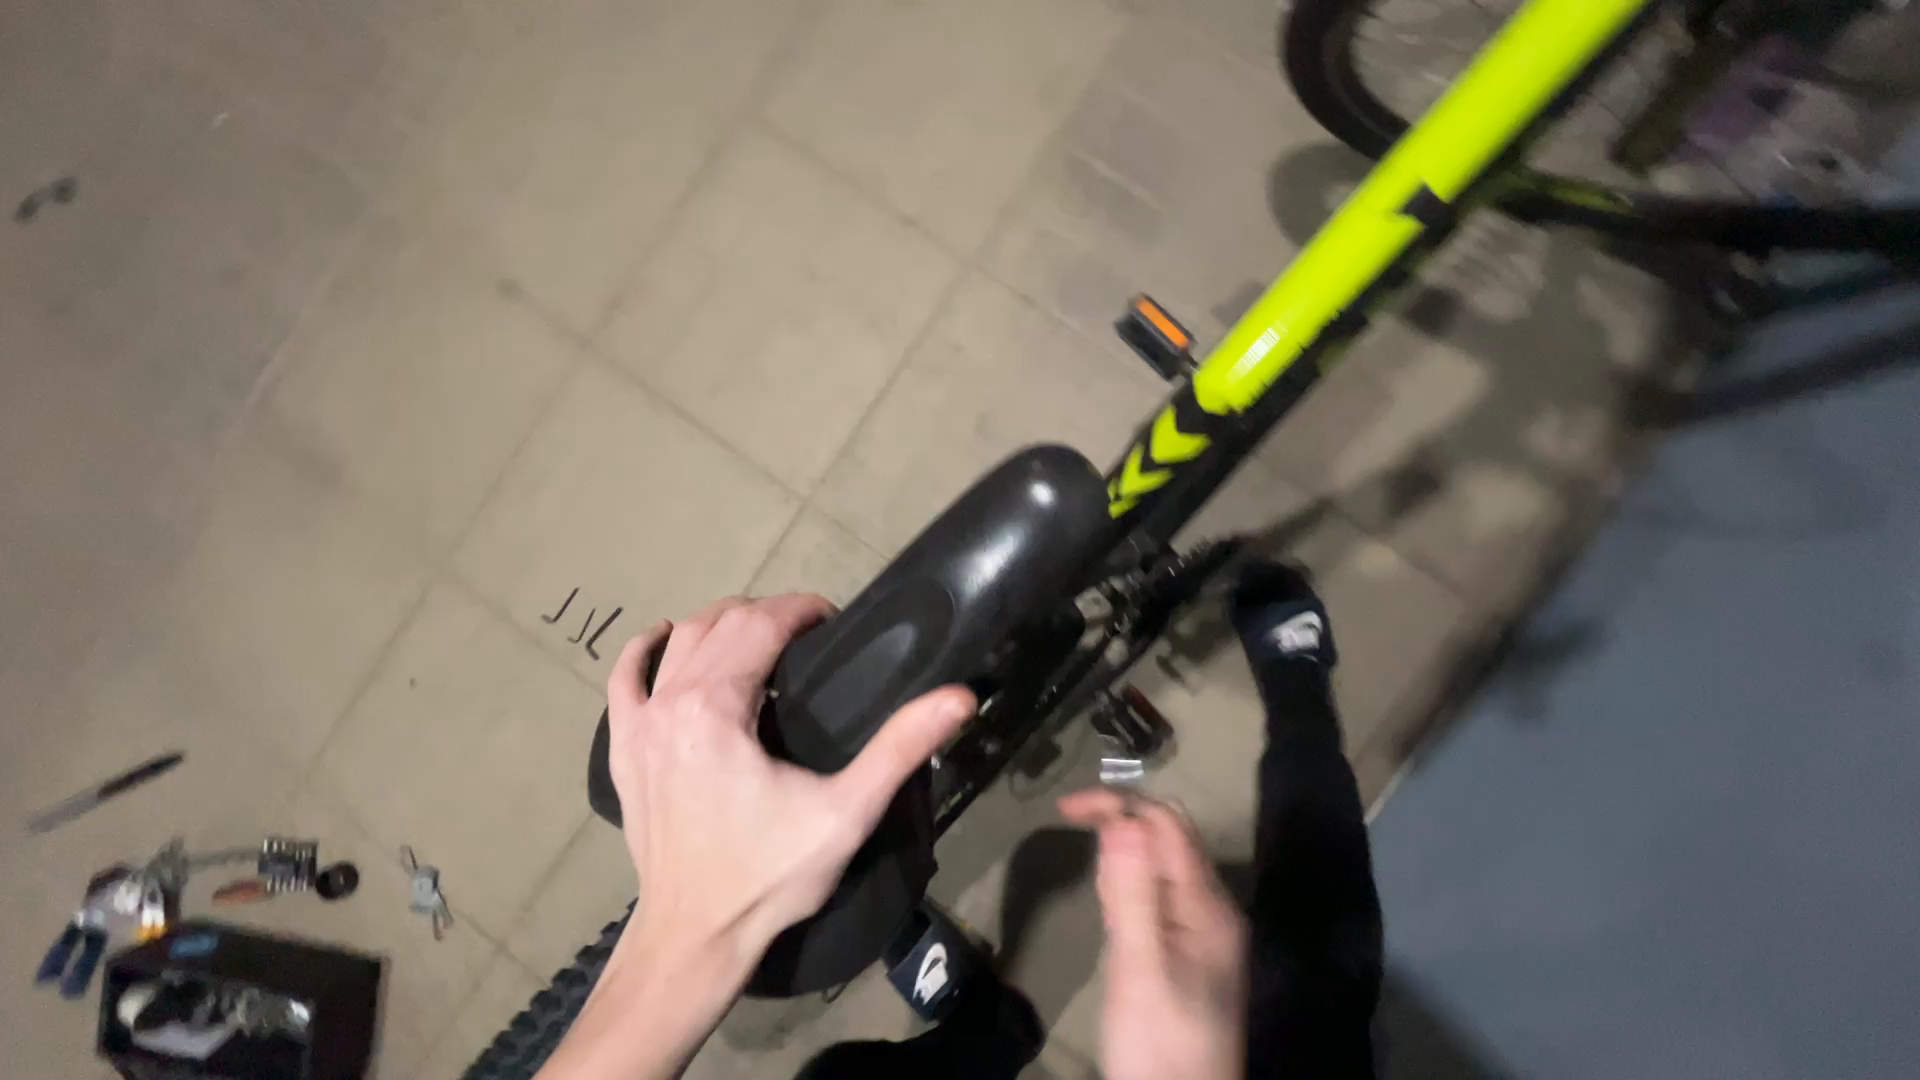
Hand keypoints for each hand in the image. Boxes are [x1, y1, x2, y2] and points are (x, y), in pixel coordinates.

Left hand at [607, 593, 975, 966]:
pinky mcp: (622, 748)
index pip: (761, 622)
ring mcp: (637, 724)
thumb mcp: (846, 813)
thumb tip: (960, 697)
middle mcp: (670, 702)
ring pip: (679, 639)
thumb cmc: (769, 875)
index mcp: (717, 707)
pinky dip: (645, 650)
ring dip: (722, 624)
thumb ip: (901, 748)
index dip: (801, 610)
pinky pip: (625, 679)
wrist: (693, 939)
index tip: (834, 623)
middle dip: (771, 615)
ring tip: (762, 641)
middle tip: (811, 640)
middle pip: (722, 622)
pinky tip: (665, 640)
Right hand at [1060, 789, 1247, 1079]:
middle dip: (1123, 814)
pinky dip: (1131, 871)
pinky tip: (1112, 888)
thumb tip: (1120, 819)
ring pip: (1164, 858)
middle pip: (1170, 834)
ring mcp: (1202, 928)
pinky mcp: (1188, 948)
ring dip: (1126, 840)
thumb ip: (1131, 894)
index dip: (1118, 804)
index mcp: (1206, 905)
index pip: (1165, 823)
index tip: (1065, 809)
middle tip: (1073, 822)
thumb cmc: (1157, 1048)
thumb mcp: (1139, 970)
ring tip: (1086, 845)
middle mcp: (1211, 907)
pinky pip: (1161, 887)